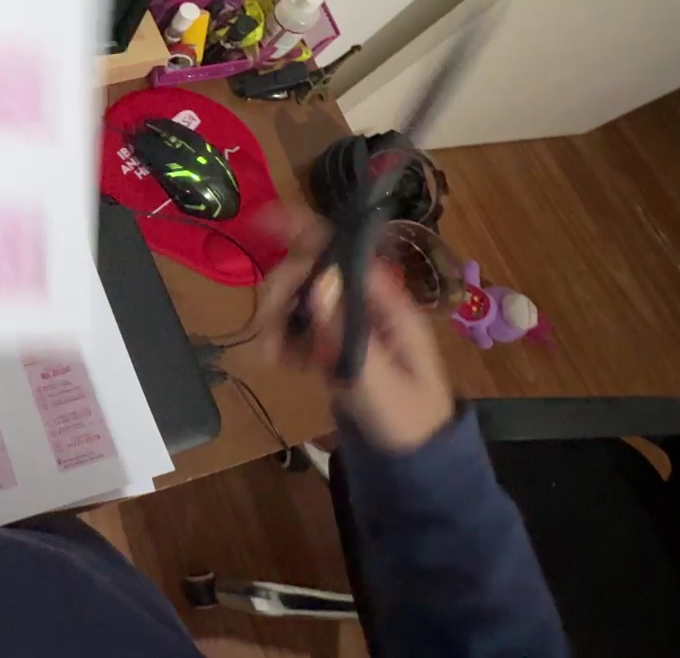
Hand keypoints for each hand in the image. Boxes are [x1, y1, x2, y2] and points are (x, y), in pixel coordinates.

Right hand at [253, 209, 454, 452]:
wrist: (416, 458)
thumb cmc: (407, 420)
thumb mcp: (378, 381)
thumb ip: (346, 333)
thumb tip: (318, 281)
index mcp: (388, 305)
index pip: (342, 252)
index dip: (304, 230)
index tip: (263, 221)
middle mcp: (366, 302)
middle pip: (310, 272)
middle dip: (281, 294)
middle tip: (267, 332)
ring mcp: (348, 319)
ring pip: (297, 295)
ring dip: (276, 318)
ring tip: (273, 354)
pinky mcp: (332, 337)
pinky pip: (296, 320)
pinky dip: (281, 335)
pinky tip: (283, 360)